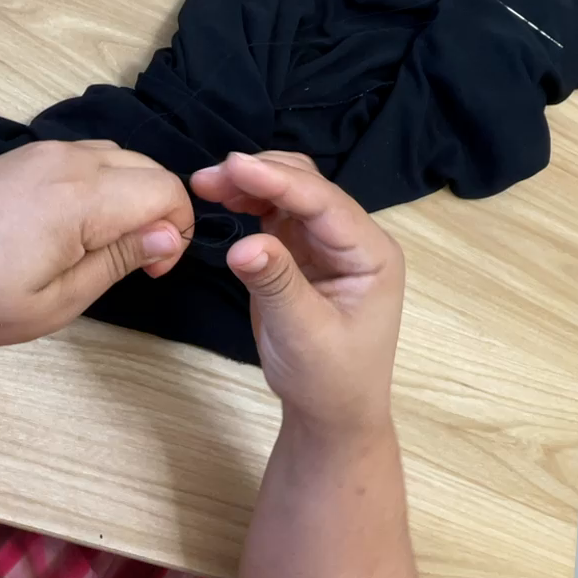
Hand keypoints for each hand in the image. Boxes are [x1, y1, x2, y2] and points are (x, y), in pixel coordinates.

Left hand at [0, 141, 191, 345]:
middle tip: (132, 263)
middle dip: (159, 213)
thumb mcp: (55, 301)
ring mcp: (43, 152)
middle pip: (150, 168)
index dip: (176, 232)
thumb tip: (169, 234)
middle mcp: (68, 160)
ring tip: (102, 245)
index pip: (167, 191)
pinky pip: (87, 157)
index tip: (150, 271)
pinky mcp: (23, 155)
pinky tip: (74, 225)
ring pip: (120, 158)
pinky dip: (103, 185)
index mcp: (82, 197)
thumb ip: (119, 260)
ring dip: (131, 197)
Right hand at [190, 152, 403, 429]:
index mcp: (371, 254)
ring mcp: (325, 243)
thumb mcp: (304, 335)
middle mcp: (352, 239)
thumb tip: (242, 244)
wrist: (330, 413)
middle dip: (261, 175)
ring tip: (206, 183)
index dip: (279, 180)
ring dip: (250, 183)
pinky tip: (222, 198)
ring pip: (289, 193)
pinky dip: (248, 201)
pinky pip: (274, 214)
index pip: (324, 203)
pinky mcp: (299, 251)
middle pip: (308, 187)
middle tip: (209, 176)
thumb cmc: (330, 379)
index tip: (234, 165)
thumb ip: (277, 283)